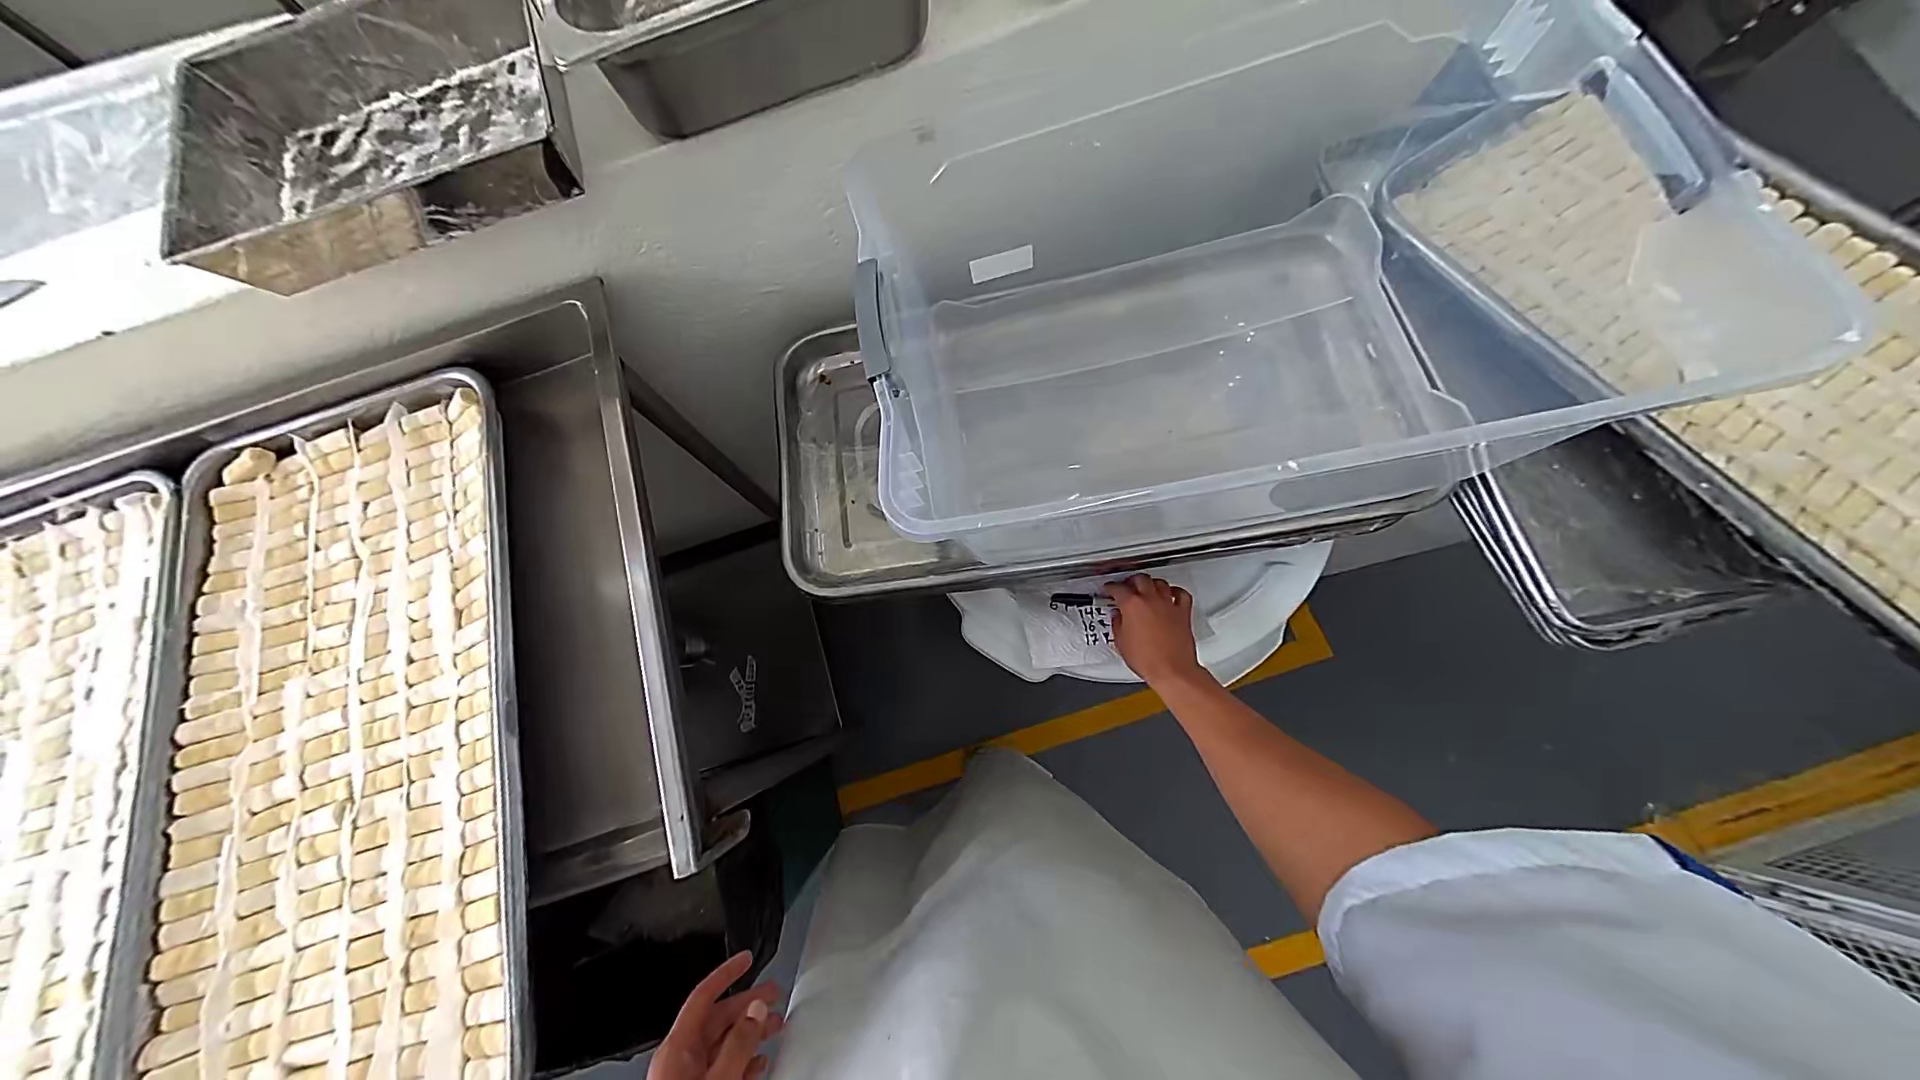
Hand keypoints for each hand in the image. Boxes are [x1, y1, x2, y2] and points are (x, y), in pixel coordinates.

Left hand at [649, 951, 783, 1079]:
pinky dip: (743, 1058)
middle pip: (717, 1018)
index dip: (726, 972)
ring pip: (723, 1041)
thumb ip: (738, 1042)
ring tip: (774, 1025)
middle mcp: (678, 1058)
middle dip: (749, 1004)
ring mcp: (685, 1076)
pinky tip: (758, 1061)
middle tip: (774, 993)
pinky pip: (722, 1064)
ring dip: (751, 1032)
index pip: (702, 995)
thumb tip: (756, 1009)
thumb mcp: (719, 1077)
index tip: (745, 958)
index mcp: (677, 1047)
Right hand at [1105, 575, 1210, 688]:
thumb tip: (1117, 617)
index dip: (1111, 587)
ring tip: (1147, 586)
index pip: (1118, 589)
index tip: (1110, 589)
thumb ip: (1117, 624)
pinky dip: (1176, 591)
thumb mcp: (1121, 642)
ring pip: (1160, 582)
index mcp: (1132, 605)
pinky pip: (1181, 594)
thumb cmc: (1148, 659)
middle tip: (1127, 585)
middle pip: (1140, 579)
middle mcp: (1151, 600)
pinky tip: (1172, 593)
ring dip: (1151, 583)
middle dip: (1131, 580)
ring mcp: (1168, 605)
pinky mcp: (1183, 613)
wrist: (1171, 670)